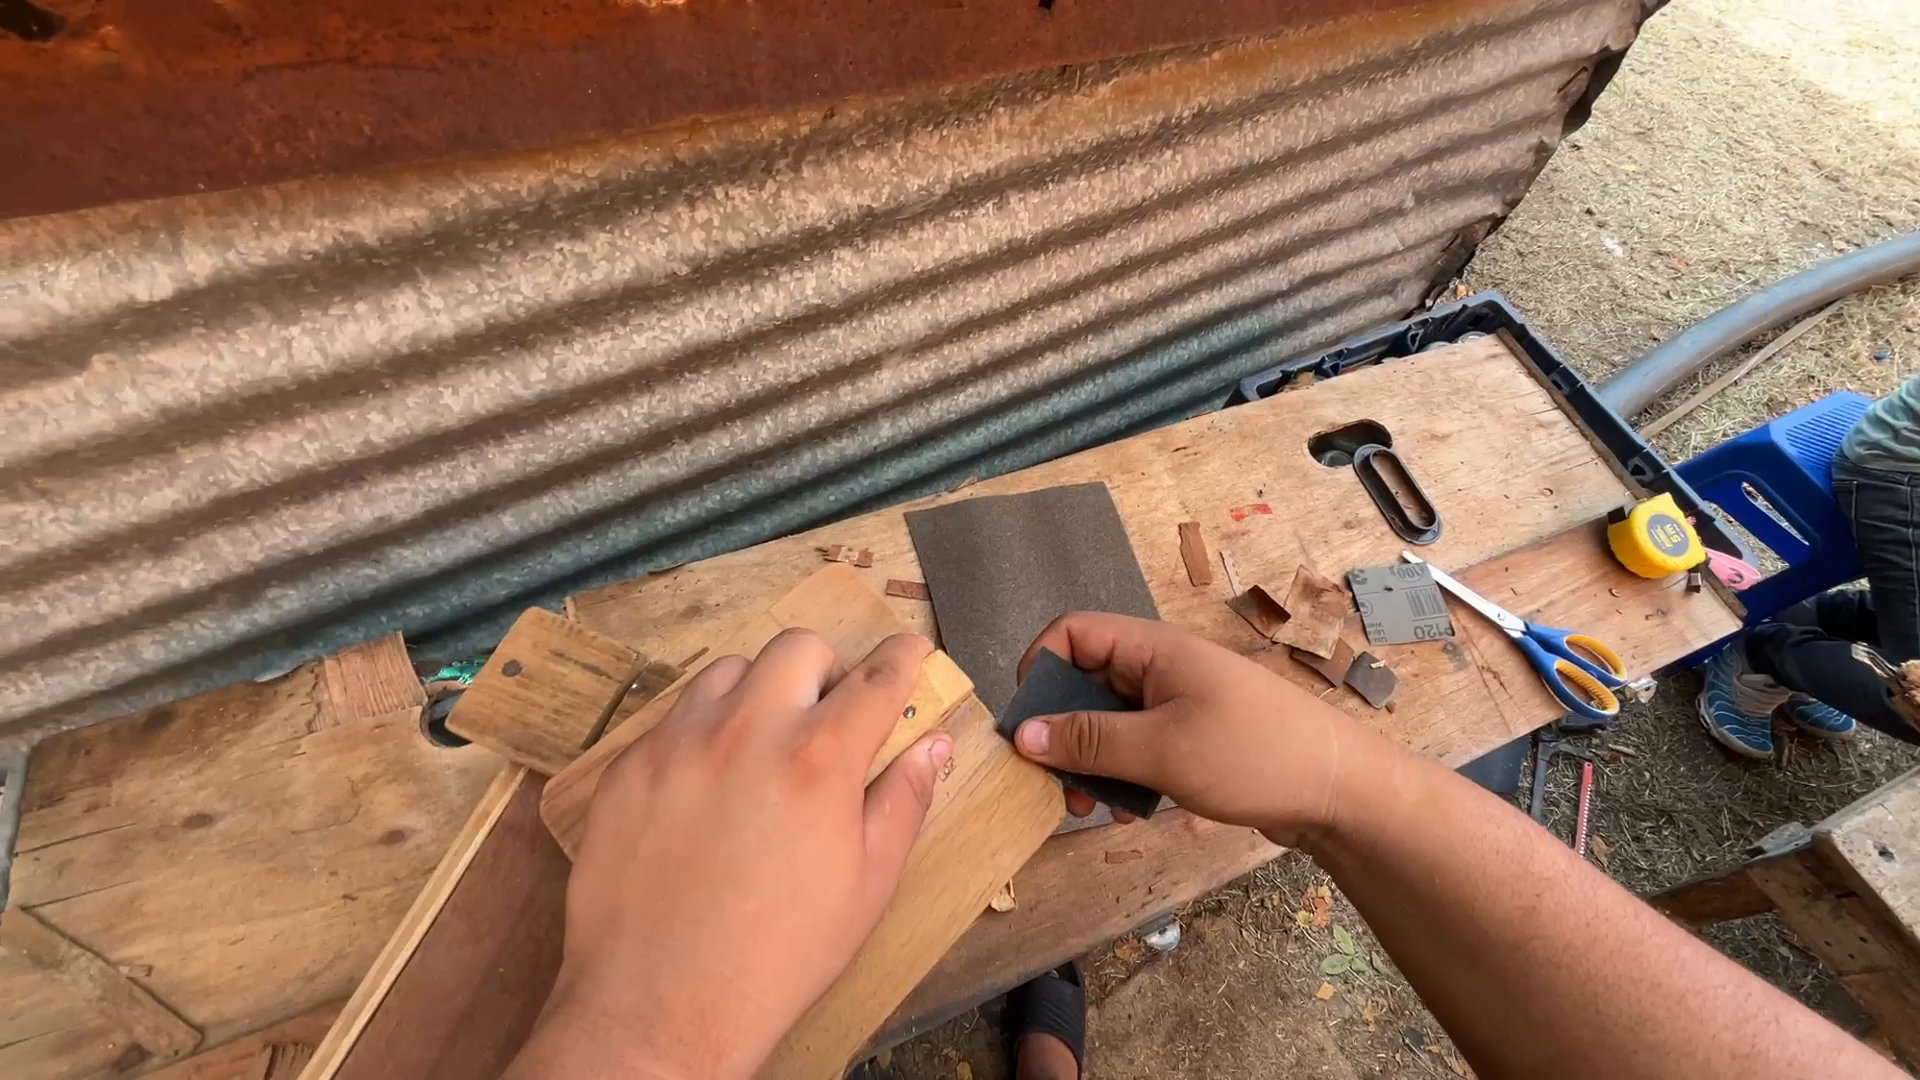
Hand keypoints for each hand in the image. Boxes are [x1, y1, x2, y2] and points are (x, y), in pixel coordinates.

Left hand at [527, 630, 953, 1079]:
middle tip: (826, 716)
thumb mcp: (868, 883)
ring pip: (732, 669)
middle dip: (827, 669)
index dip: (902, 655)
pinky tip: (708, 784)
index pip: (876, 678)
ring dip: (762, 692)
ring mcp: (680, 742)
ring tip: (762, 744)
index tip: (909, 648)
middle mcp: (748, 730)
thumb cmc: (780, 953)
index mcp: (819, 759)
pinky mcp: (630, 765)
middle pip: (800, 646)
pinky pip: (677, 715)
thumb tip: (934, 743)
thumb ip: (906, 798)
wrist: (655, 1014)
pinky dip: (707, 729)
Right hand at [1012, 613, 1400, 848]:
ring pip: (1108, 721)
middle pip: (1085, 682)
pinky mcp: (1189, 736)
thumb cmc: (1252, 754)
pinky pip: (1136, 746)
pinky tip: (1133, 810)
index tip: (1026, 722)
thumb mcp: (1162, 749)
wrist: (1342, 792)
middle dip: (1063, 731)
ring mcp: (1175, 703)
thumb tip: (1022, 734)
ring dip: (1092, 761)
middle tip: (1056, 782)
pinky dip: (1124, 774)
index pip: (1072, 633)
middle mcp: (1157, 668)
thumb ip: (1089, 741)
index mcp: (1150, 649)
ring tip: (1093, 806)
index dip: (1040, 667)